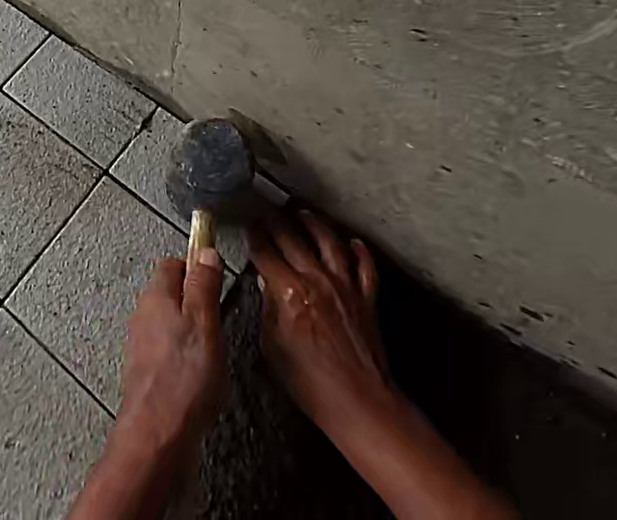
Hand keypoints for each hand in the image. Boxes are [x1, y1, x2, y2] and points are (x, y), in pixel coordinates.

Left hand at [114, 247, 225, 450]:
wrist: (157, 439)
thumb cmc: (180, 382)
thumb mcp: (204, 319)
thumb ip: (204, 283)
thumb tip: (206, 253)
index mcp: (156, 297)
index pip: (174, 261)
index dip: (198, 264)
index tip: (218, 274)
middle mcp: (144, 317)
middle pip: (173, 291)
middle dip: (198, 298)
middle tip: (219, 313)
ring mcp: (144, 346)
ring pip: (172, 320)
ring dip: (194, 327)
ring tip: (213, 346)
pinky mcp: (149, 372)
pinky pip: (171, 349)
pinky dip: (187, 353)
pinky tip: (201, 371)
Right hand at [247, 210, 394, 436]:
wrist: (357, 401)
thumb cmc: (312, 384)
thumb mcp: (273, 348)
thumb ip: (268, 311)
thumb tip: (265, 287)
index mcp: (291, 294)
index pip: (267, 255)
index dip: (256, 239)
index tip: (251, 230)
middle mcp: (318, 281)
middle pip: (294, 240)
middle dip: (277, 223)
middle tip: (269, 214)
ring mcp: (345, 286)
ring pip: (329, 241)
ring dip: (314, 224)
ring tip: (304, 214)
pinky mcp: (365, 296)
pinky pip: (364, 265)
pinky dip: (359, 251)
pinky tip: (353, 242)